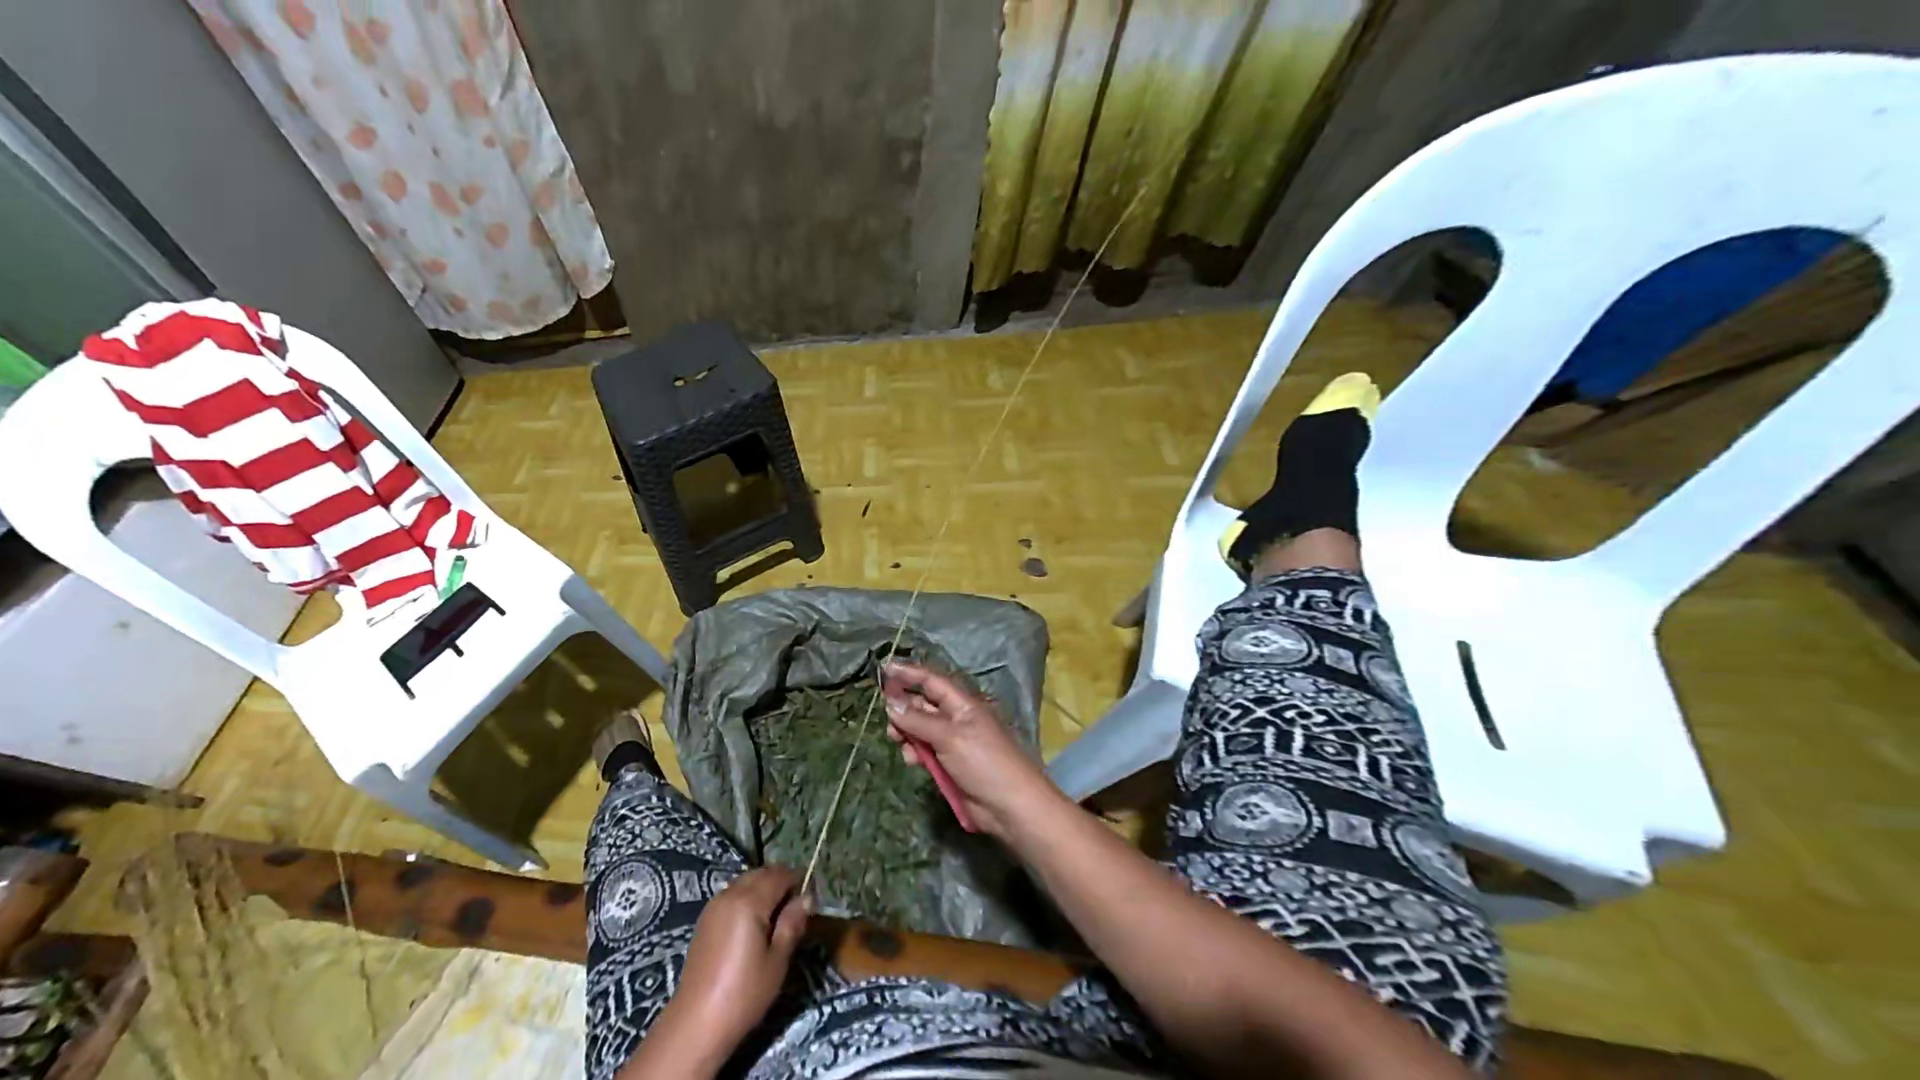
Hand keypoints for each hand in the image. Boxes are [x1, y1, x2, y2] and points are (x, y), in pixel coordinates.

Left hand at [666, 868, 810, 1061]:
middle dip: (782, 882)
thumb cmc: (743, 993)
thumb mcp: (778, 960)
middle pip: (762, 873)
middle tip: (796, 908)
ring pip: (746, 882)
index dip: (800, 881)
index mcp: (749, 901)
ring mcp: (713, 906)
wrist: (696, 1024)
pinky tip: (754, 925)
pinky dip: (748, 898)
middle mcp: (730, 894)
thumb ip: (792, 923)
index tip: (811, 900)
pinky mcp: (705, 920)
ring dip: (764, 888)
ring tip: (776, 918)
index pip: (781, 875)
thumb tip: (806, 898)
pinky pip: (732, 895)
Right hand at [879, 660, 1062, 840]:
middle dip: (904, 707)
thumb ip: (918, 720)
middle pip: (924, 704)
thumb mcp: (950, 737)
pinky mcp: (949, 764)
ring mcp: (953, 742)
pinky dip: (916, 752)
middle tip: (886, 717)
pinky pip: (925, 751)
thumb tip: (891, 703)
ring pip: (921, 729)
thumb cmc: (984, 763)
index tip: (883, 669)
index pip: (932, 681)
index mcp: (963, 704)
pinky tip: (912, 760)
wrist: (1010, 806)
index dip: (909, 673)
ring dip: (907, 732)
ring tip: (897, 741)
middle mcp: (957, 718)